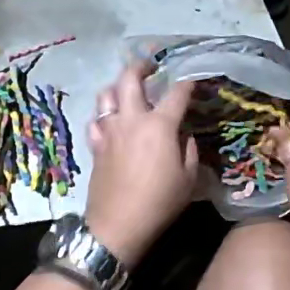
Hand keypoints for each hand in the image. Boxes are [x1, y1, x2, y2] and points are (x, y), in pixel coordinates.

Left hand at [82, 62, 197, 264]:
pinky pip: (95, 120)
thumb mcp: (189, 178)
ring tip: (127, 89)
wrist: (118, 224)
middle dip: (141, 66)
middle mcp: (132, 120)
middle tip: (150, 65)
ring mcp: (109, 130)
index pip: (176, 93)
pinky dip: (103, 114)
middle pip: (129, 79)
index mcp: (159, 126)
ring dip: (117, 86)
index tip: (193, 78)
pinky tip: (110, 120)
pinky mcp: (95, 144)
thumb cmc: (159, 202)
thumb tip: (183, 135)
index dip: (187, 82)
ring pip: (106, 94)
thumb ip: (189, 150)